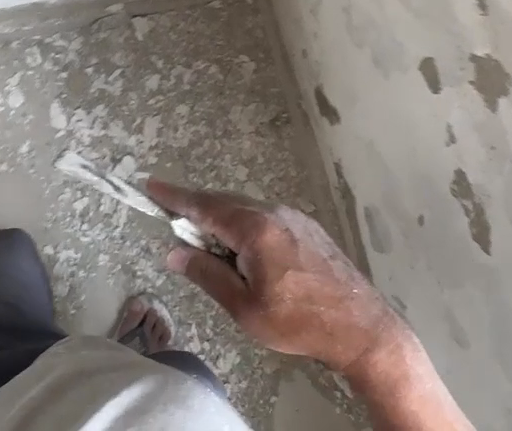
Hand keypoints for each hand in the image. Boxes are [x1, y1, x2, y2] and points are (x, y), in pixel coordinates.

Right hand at [146, 179, 403, 377]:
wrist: (360, 326)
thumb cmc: (298, 322)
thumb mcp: (244, 307)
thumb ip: (207, 274)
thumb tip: (175, 253)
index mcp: (254, 228)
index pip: (204, 206)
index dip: (175, 197)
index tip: (150, 185)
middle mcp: (273, 212)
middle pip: (224, 203)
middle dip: (197, 211)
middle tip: (174, 223)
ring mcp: (293, 216)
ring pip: (246, 210)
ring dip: (223, 221)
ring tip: (210, 248)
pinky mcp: (307, 227)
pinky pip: (265, 217)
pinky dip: (244, 226)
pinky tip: (245, 252)